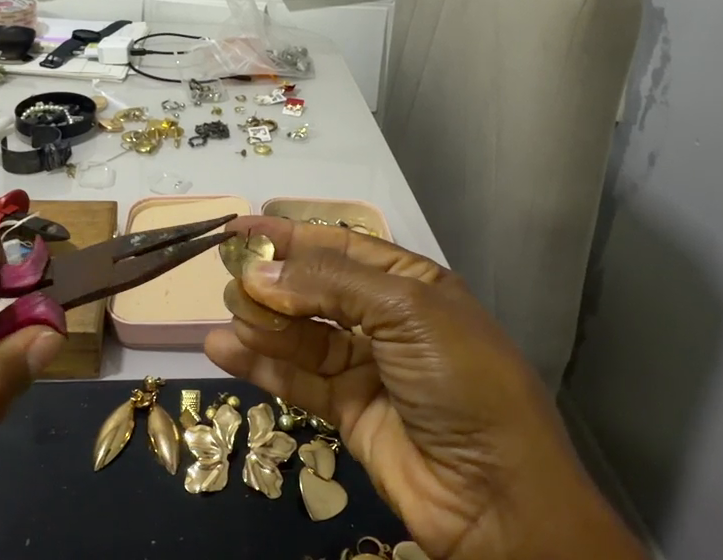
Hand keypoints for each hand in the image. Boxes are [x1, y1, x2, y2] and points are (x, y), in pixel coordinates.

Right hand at [205, 218, 643, 559]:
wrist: (497, 492)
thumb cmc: (460, 377)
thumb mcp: (405, 312)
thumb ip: (330, 285)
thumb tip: (261, 273)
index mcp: (410, 282)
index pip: (341, 247)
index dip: (291, 237)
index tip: (241, 230)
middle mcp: (386, 318)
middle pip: (317, 289)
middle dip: (274, 281)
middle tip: (229, 277)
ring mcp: (367, 366)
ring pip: (302, 334)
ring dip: (263, 322)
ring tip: (227, 314)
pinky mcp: (348, 411)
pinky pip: (299, 378)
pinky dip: (262, 364)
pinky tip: (224, 349)